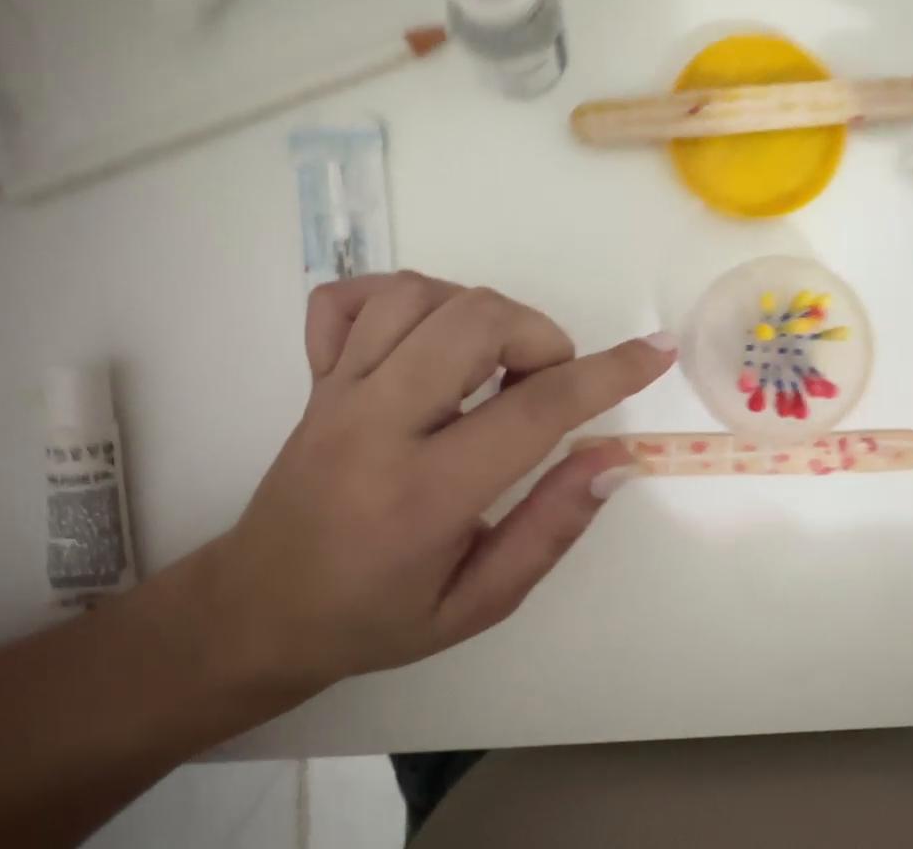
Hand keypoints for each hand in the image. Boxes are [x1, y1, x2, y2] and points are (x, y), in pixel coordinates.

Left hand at [205, 273, 674, 689]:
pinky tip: (426, 338)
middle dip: (539, 336)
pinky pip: (350, 297)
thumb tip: (613, 457)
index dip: (609, 374)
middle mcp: (375, 426)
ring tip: (493, 365)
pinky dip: (401, 298)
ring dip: (480, 314)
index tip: (654, 352)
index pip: (535, 409)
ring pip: (420, 294)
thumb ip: (551, 528)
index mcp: (424, 495)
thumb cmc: (375, 618)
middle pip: (474, 321)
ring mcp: (336, 393)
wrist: (258, 612)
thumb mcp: (479, 603)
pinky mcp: (314, 378)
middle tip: (546, 385)